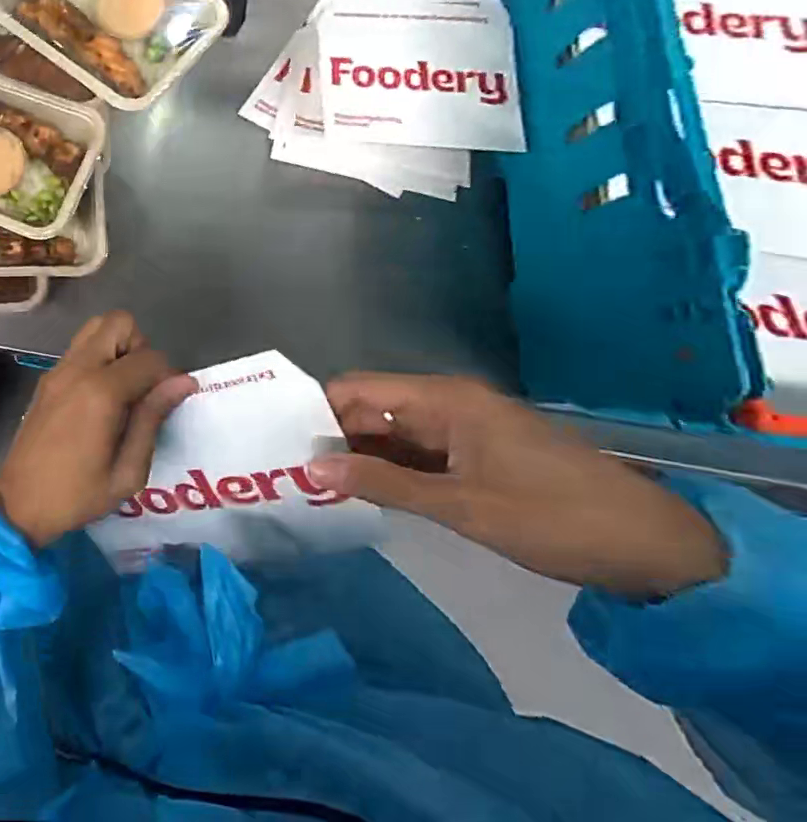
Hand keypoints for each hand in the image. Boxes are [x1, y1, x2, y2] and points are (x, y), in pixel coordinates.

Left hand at [0, 312, 197, 547]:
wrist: (19, 500)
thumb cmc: (77, 494)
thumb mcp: (128, 470)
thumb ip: (152, 418)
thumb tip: (182, 381)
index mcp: (99, 392)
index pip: (149, 357)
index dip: (167, 377)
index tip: (167, 405)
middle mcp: (75, 370)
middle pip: (117, 322)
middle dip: (139, 347)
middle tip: (142, 389)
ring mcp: (56, 371)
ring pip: (94, 329)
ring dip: (117, 348)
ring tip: (123, 392)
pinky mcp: (46, 380)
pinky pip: (78, 349)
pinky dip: (97, 358)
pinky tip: (101, 399)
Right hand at [307, 374, 726, 599]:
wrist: (663, 553)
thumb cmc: (559, 518)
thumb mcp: (463, 506)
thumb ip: (382, 483)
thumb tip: (309, 469)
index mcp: (444, 400)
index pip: (353, 390)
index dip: (314, 412)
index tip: (280, 443)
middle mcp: (445, 405)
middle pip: (364, 410)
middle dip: (327, 438)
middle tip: (285, 470)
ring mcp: (458, 430)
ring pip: (384, 434)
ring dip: (352, 457)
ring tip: (308, 484)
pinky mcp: (470, 455)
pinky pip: (409, 453)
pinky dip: (381, 470)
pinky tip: (354, 493)